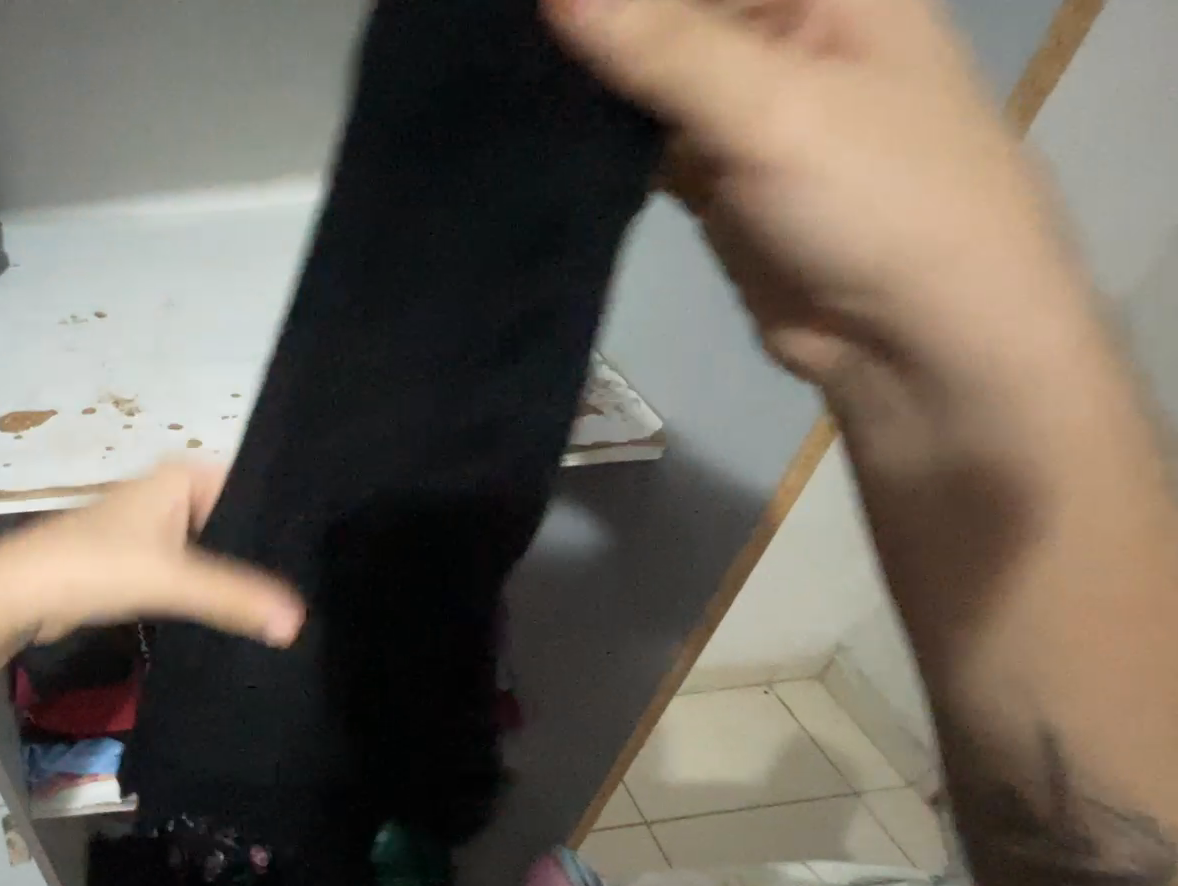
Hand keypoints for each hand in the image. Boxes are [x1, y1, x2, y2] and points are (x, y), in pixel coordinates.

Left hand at [0, 463, 305, 647]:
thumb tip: (298, 622)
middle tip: (316, 586)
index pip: (255, 487)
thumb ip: (235, 598)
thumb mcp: (171, 580)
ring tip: (291, 602)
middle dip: (265, 553)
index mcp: (182, 474)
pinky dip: (212, 589)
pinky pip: (194, 570)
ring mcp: (158, 526)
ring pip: (215, 549)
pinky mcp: (145, 560)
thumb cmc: (93, 567)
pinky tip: (244, 613)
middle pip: (237, 522)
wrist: (18, 595)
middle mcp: (173, 492)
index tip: (325, 553)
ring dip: (239, 575)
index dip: (285, 520)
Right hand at [540, 0, 1095, 392]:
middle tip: (495, 51)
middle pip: (667, 17)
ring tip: (502, 88)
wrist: (908, 334)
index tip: (529, 10)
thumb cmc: (875, 196)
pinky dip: (598, 151)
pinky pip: (641, 149)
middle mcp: (780, 36)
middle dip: (592, 31)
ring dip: (586, 91)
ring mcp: (743, 112)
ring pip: (646, 84)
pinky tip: (540, 146)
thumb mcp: (770, 106)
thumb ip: (661, 48)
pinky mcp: (712, 178)